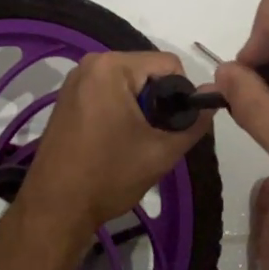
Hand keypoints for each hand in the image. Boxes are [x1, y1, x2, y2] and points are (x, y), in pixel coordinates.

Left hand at [20, 50, 212, 231]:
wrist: (55, 207)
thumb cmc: (108, 175)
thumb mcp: (160, 152)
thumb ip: (193, 123)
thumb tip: (212, 100)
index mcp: (112, 66)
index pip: (168, 64)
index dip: (181, 94)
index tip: (175, 127)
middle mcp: (92, 62)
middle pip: (147, 71)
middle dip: (159, 101)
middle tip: (155, 139)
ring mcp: (77, 79)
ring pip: (128, 82)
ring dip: (140, 107)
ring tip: (136, 142)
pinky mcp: (69, 96)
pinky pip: (109, 91)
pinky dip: (121, 109)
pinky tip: (117, 140)